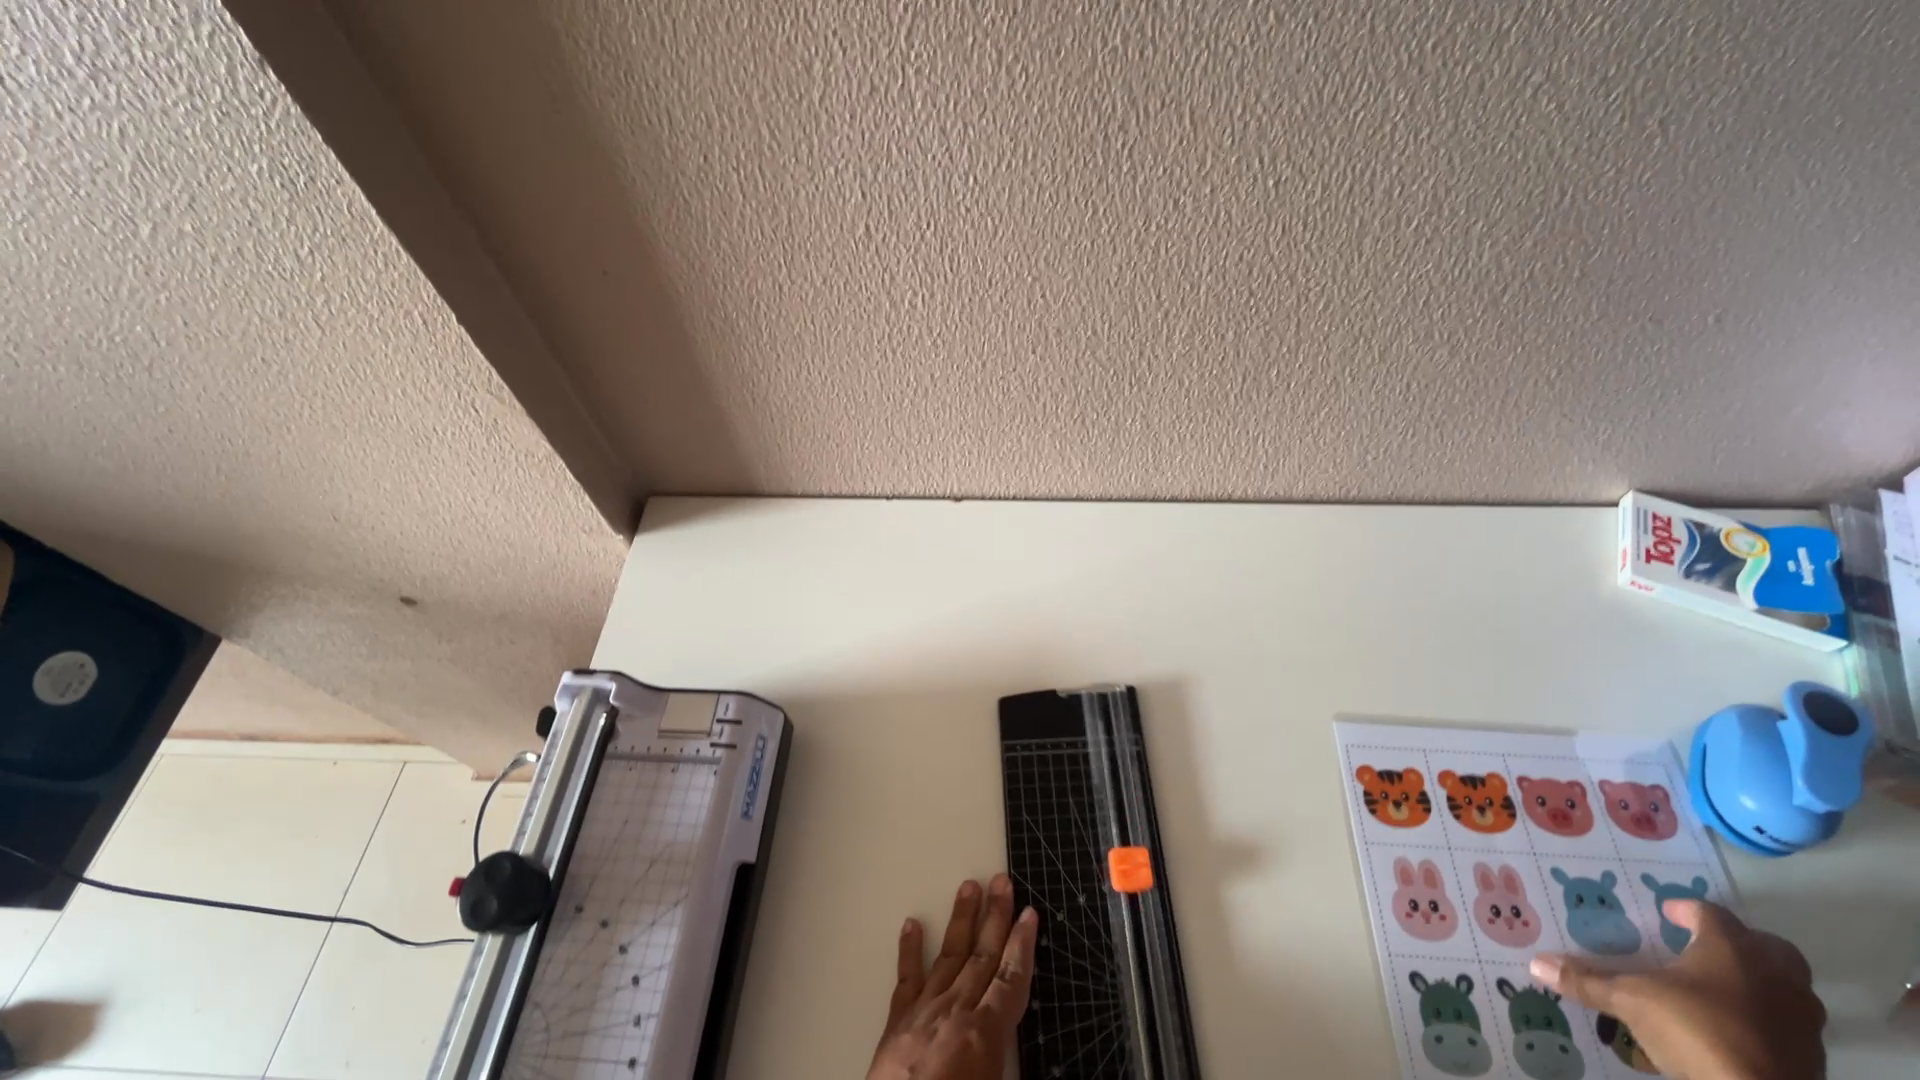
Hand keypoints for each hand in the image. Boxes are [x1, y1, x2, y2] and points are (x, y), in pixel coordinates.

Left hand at [868, 875, 1039, 1079]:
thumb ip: (1007, 1058)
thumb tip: (1016, 1036)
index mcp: (985, 1031)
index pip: (1011, 977)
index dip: (1023, 944)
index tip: (1029, 913)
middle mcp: (956, 1010)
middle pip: (982, 955)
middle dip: (996, 916)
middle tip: (1002, 881)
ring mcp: (924, 1011)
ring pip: (948, 956)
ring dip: (961, 920)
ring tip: (968, 886)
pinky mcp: (897, 1021)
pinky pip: (906, 978)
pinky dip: (909, 949)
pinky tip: (911, 923)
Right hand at [1530, 899, 1824, 1079]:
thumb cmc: (1694, 1030)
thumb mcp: (1629, 1002)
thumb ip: (1587, 981)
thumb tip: (1536, 963)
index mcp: (1730, 948)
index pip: (1710, 913)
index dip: (1687, 910)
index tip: (1668, 912)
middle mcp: (1773, 973)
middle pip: (1766, 944)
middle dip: (1739, 941)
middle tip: (1705, 946)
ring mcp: (1800, 1013)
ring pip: (1788, 983)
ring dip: (1760, 979)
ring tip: (1722, 988)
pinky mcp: (1811, 1051)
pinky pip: (1791, 1020)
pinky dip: (1768, 1016)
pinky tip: (1740, 1028)